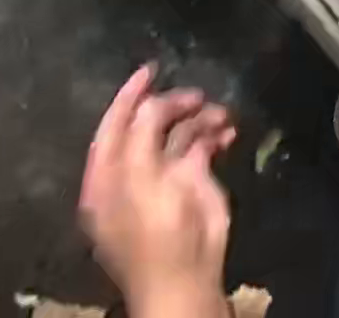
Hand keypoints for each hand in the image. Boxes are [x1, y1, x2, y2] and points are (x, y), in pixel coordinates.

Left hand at [80, 65, 237, 317]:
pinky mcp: (193, 178)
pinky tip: (229, 132)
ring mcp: (164, 174)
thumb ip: (142, 139)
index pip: (113, 126)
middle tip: (198, 96)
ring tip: (222, 115)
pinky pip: (203, 143)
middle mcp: (133, 170)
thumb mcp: (141, 183)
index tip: (151, 67)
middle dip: (174, 105)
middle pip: (150, 124)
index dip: (129, 96)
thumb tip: (153, 102)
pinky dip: (216, 132)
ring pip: (180, 131)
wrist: (186, 271)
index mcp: (110, 176)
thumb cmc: (156, 232)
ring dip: (201, 117)